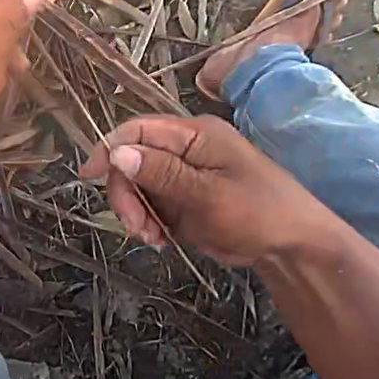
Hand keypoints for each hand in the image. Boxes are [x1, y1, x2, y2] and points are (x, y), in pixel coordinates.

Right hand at [79, 114, 339, 265]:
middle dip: (127, 195)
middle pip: (133, 162)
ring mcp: (183, 176)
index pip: (139, 130)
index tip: (88, 176)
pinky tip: (161, 240)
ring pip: (138, 187)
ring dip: (136, 213)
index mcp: (195, 135)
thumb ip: (161, 174)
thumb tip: (117, 153)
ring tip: (153, 238)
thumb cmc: (258, 212)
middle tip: (136, 227)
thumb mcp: (207, 194)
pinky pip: (151, 206)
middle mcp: (186, 150)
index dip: (110, 149)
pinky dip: (149, 223)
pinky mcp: (183, 200)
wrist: (290, 247)